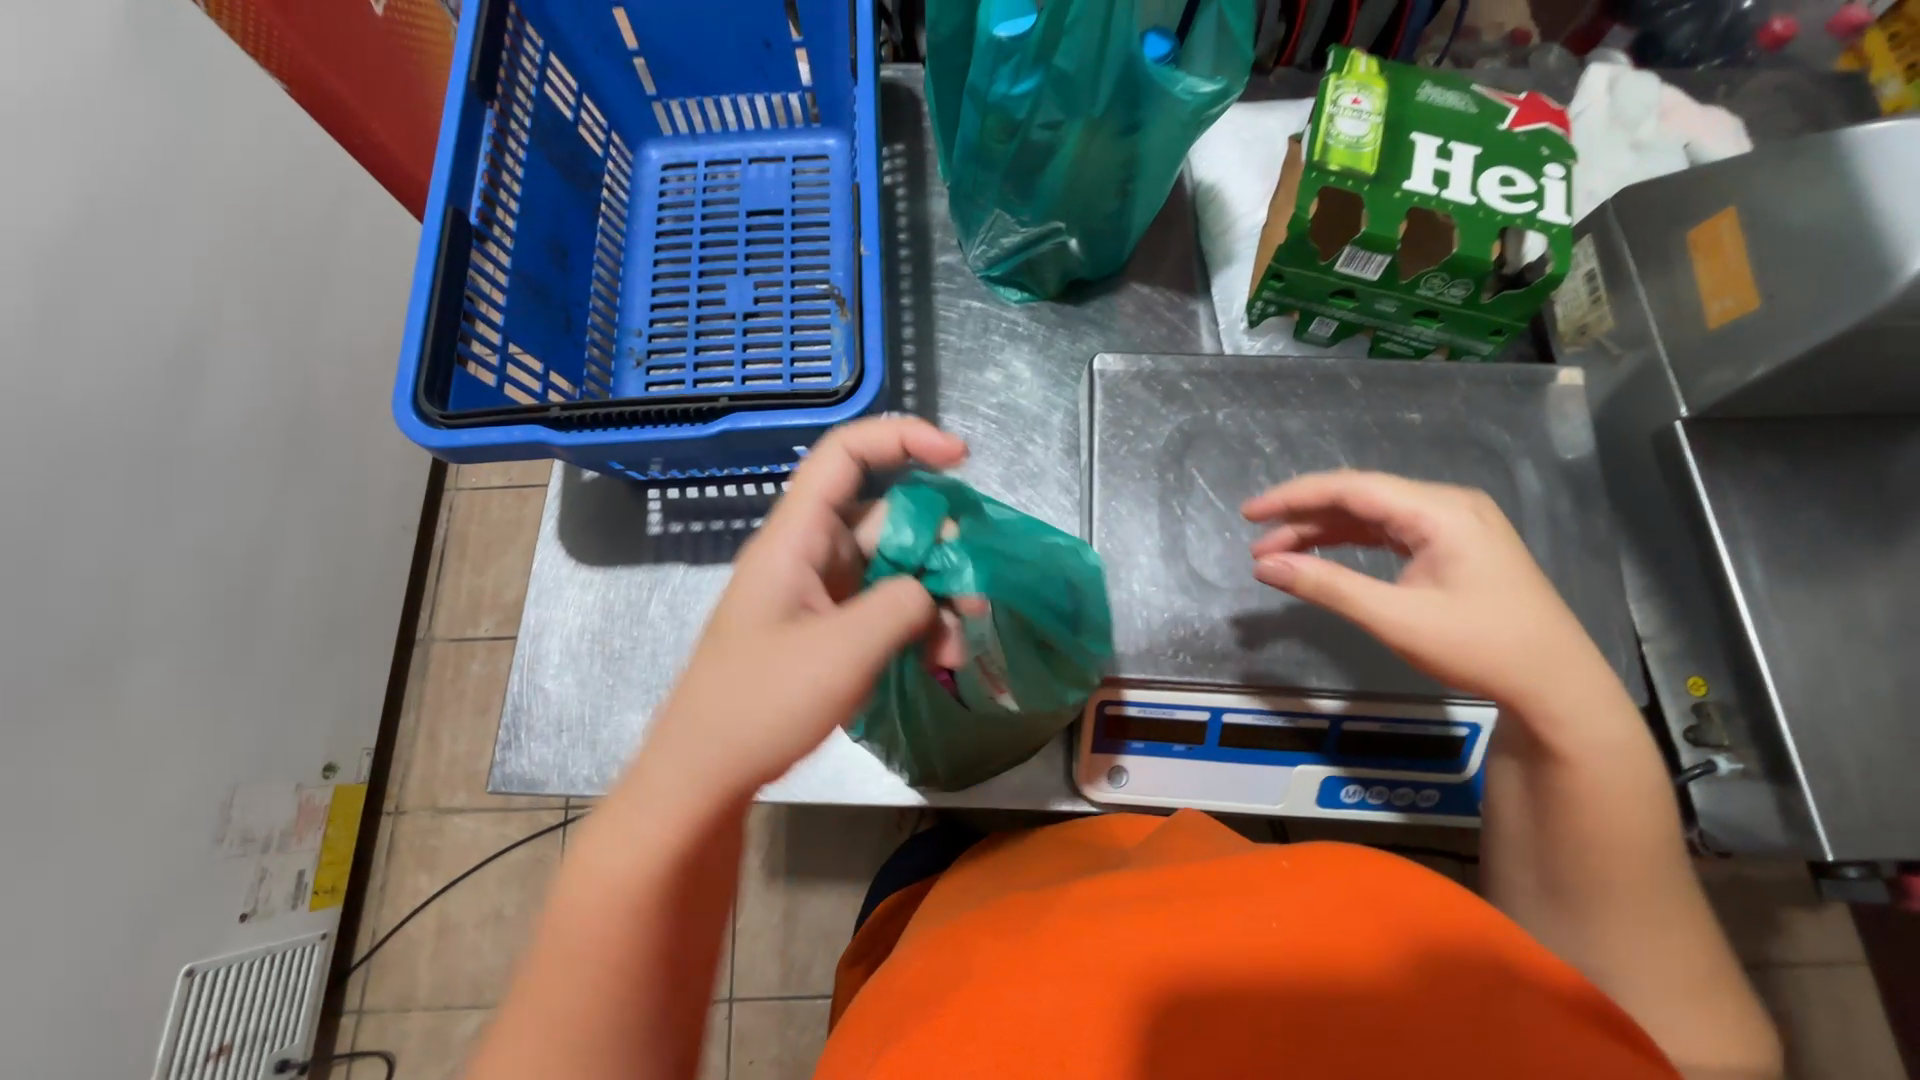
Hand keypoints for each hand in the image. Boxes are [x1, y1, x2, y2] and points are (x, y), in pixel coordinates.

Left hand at [646, 417, 969, 796]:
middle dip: (937, 545)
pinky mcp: (829, 630)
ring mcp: (820, 594)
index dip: (903, 438)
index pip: (845, 455)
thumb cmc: (763, 703)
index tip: (960, 456)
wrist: (708, 772)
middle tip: (974, 588)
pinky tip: (941, 659)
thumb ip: (902, 604)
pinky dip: (915, 625)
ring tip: (961, 641)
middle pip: (884, 517)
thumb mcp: (844, 650)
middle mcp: (809, 554)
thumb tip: (931, 591)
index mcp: (796, 537)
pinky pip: (883, 608)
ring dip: (933, 596)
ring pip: (891, 568)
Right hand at [1241, 470, 1606, 707]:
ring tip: (1277, 553)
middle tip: (1256, 540)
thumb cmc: (1478, 647)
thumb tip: (1263, 566)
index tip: (1249, 513)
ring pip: (1372, 515)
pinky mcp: (1453, 545)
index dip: (1294, 497)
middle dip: (1303, 516)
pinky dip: (1350, 543)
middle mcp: (1446, 505)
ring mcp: (1453, 524)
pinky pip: (1390, 531)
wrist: (1554, 683)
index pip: (1351, 488)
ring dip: (1323, 532)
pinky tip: (1321, 555)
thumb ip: (1326, 586)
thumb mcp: (1394, 618)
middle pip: (1359, 497)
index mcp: (1439, 511)